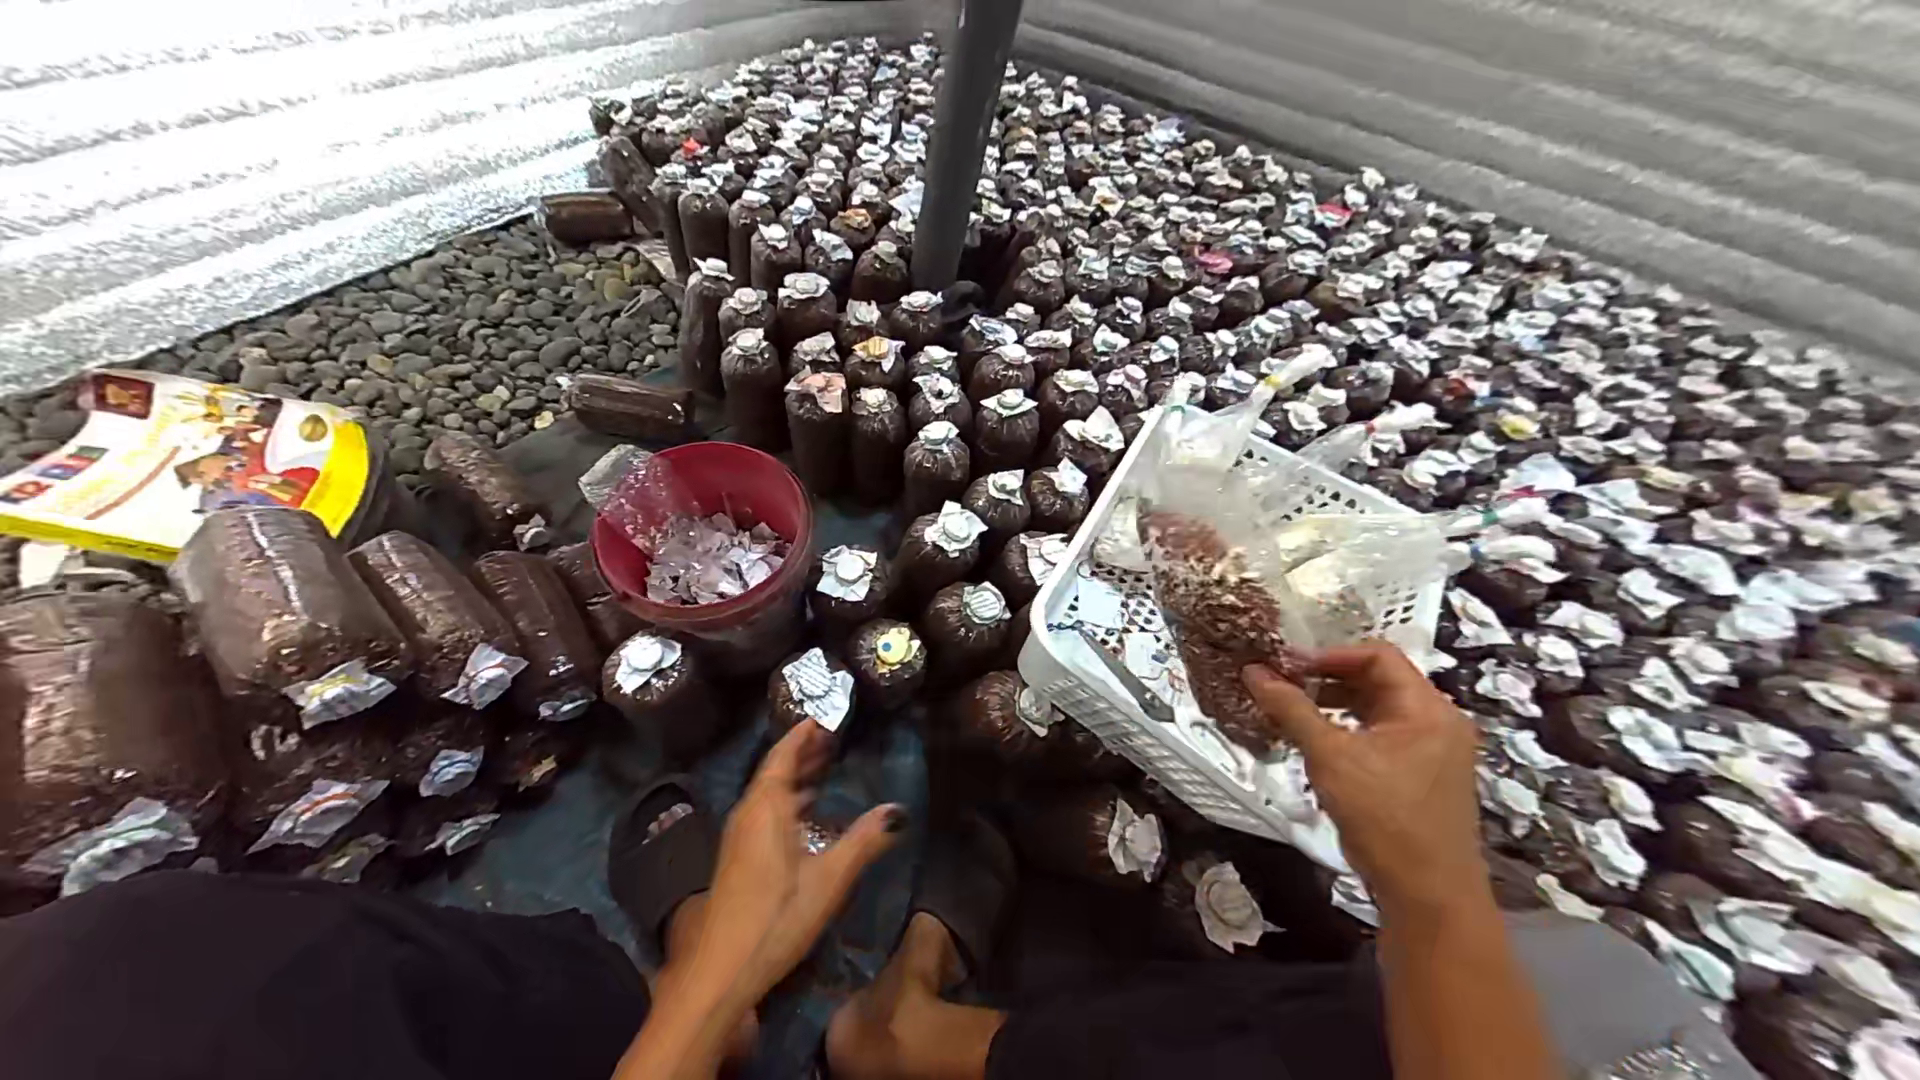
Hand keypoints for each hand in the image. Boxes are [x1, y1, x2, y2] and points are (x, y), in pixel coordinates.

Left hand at [687, 719, 904, 1007]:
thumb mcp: (829, 878)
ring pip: (769, 791)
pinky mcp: (738, 857)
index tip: (824, 717)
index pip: (783, 755)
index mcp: (766, 807)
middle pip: (776, 770)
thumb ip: (864, 840)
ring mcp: (740, 836)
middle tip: (833, 738)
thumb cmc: (776, 916)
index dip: (803, 734)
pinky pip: (765, 810)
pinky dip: (788, 798)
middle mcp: (749, 813)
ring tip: (825, 765)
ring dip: (795, 775)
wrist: (718, 973)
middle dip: (803, 751)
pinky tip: (806, 810)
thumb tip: (899, 809)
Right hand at [1242, 642, 1485, 917]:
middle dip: (1326, 676)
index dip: (1329, 654)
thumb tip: (1252, 671)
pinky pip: (1377, 731)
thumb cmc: (1383, 816)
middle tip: (1282, 682)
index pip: (1377, 655)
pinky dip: (1344, 726)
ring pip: (1374, 706)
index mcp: (1427, 709)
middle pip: (1377, 678)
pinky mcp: (1419, 771)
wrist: (1428, 894)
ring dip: (1332, 701)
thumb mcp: (1329, 756)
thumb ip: (1291, 708)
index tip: (1287, 664)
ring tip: (1290, 706)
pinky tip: (1313, 736)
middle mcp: (1436, 721)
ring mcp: (1430, 748)